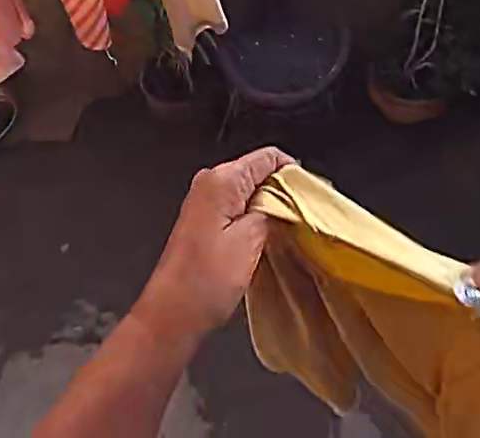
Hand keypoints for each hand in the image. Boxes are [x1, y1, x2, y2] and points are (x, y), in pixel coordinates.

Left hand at [131, 146, 294, 343]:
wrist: (168, 322)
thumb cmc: (206, 282)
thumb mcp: (252, 240)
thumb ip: (274, 209)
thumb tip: (288, 199)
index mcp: (222, 179)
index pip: (270, 157)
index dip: (294, 173)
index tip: (311, 196)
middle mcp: (210, 182)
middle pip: (260, 171)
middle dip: (282, 191)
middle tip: (302, 217)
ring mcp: (204, 200)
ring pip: (250, 190)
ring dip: (269, 207)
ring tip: (285, 231)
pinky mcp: (202, 219)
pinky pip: (238, 205)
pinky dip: (254, 218)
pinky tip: (263, 240)